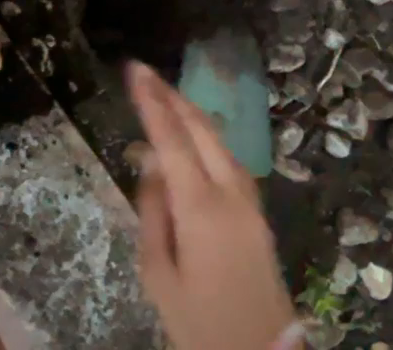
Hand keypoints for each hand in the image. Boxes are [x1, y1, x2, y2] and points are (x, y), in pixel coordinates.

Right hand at [127, 62, 296, 349]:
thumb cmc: (199, 323)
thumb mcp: (158, 275)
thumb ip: (153, 214)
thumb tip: (151, 166)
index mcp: (201, 208)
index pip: (172, 139)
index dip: (152, 101)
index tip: (134, 69)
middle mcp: (231, 194)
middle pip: (202, 130)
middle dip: (172, 96)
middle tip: (144, 71)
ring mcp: (250, 203)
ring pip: (220, 141)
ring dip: (191, 113)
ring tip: (162, 94)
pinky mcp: (258, 215)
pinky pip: (229, 159)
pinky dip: (206, 136)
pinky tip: (192, 134)